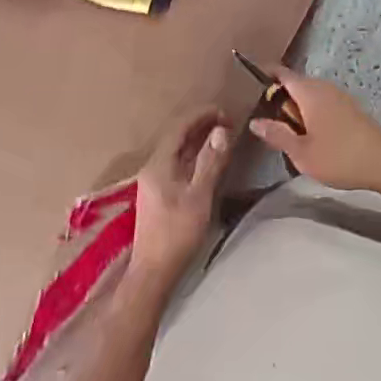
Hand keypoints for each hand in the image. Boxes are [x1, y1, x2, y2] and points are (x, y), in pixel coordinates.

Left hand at [130, 110, 231, 277]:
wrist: (153, 270)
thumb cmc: (177, 233)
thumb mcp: (199, 196)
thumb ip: (210, 163)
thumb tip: (221, 130)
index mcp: (159, 164)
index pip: (179, 128)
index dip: (201, 115)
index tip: (224, 110)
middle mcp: (153, 168)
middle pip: (177, 137)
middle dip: (201, 126)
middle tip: (227, 121)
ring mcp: (154, 182)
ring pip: (178, 151)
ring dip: (198, 140)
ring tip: (222, 136)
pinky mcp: (159, 194)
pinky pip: (178, 164)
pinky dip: (195, 156)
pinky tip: (208, 161)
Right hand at [247, 67, 380, 194]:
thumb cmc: (339, 157)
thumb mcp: (301, 152)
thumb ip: (277, 134)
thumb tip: (255, 121)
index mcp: (310, 92)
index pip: (282, 73)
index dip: (264, 75)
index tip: (248, 85)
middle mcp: (325, 88)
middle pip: (295, 84)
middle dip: (279, 97)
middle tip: (265, 119)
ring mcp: (340, 97)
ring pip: (310, 95)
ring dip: (296, 108)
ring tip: (287, 131)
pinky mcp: (351, 109)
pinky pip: (323, 103)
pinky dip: (311, 113)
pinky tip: (310, 135)